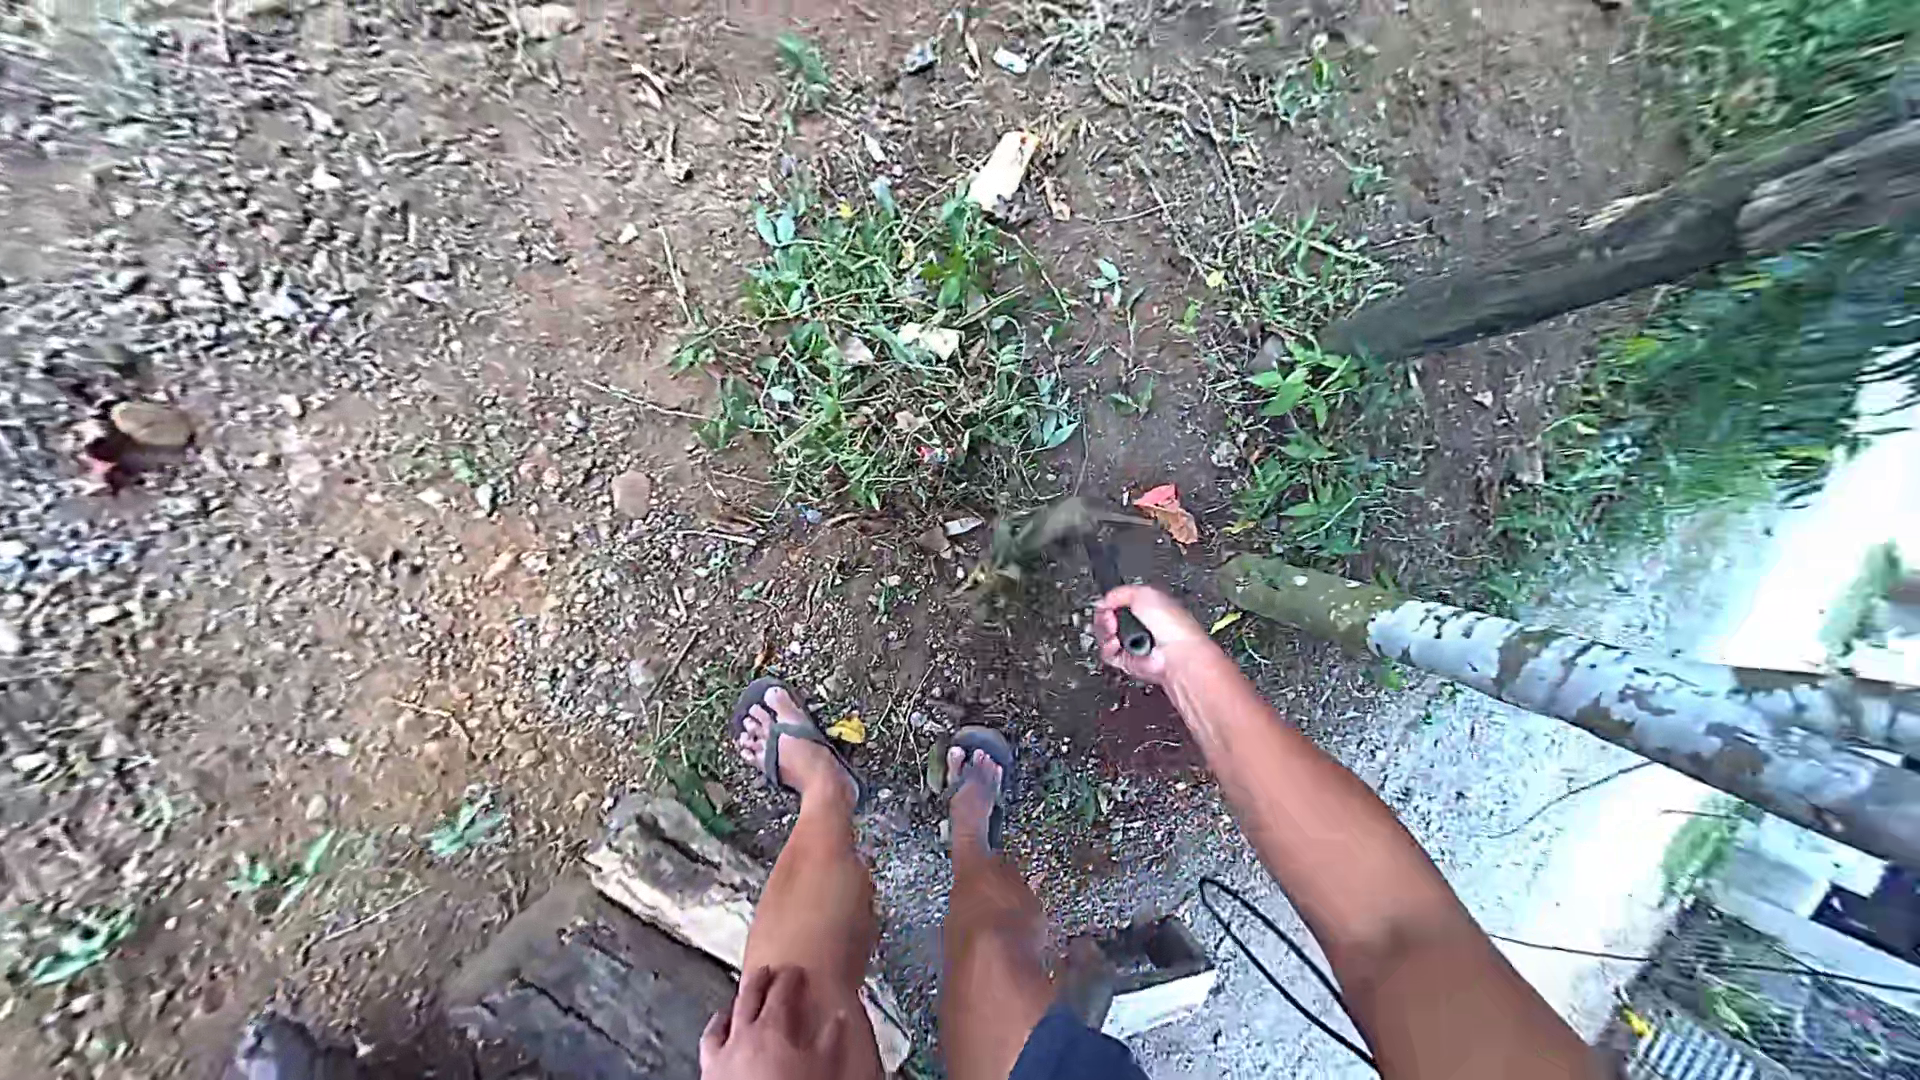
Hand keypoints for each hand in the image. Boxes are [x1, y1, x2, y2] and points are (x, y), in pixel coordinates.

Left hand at [701, 966, 845, 1079]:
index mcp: (770, 1027)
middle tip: (766, 971)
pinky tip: (719, 1046)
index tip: (796, 972)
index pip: (781, 991)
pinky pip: (707, 1051)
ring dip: (729, 1010)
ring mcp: (720, 1059)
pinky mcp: (707, 1079)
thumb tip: (839, 1017)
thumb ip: (831, 1040)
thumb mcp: (822, 1068)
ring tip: (733, 1006)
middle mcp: (741, 1036)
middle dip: (759, 980)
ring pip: (719, 1024)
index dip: (790, 978)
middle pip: (748, 997)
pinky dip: (714, 1040)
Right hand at [1094, 585, 1218, 686]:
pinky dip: (1109, 647)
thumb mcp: (1145, 593)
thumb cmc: (1172, 625)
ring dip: (1105, 631)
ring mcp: (1133, 643)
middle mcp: (1139, 626)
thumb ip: (1121, 592)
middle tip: (1110, 616)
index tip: (1107, 602)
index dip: (1109, 602)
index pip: (1118, 603)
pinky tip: (1117, 643)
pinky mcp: (1128, 661)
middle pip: (1108, 619)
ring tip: (1114, 629)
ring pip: (1105, 636)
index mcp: (1147, 608)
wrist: (1175, 653)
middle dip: (1104, 616)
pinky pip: (1108, 653)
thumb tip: (1105, 599)